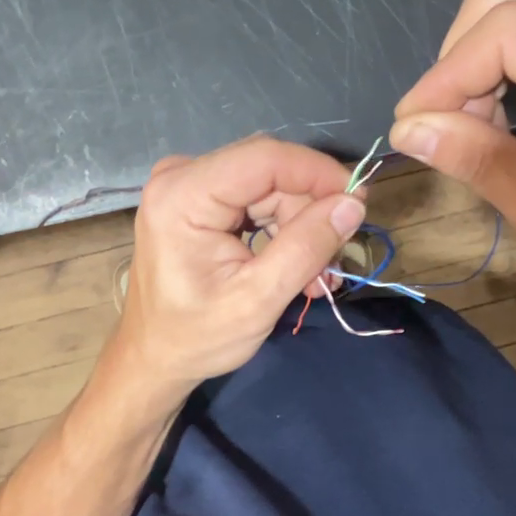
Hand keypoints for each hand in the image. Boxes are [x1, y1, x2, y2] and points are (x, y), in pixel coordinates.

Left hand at [107, 136, 366, 391]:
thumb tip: (354, 203)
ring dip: (301, 228)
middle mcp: (180, 176)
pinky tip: (297, 267)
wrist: (154, 357)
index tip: (360, 204)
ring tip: (317, 279)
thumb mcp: (258, 300)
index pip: (266, 158)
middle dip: (310, 213)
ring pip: (269, 187)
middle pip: (270, 172)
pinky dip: (281, 231)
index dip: (319, 174)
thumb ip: (306, 247)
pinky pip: (255, 199)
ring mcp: (187, 185)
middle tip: (333, 265)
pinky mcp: (197, 200)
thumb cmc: (197, 337)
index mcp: (182, 196)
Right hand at [389, 0, 515, 264]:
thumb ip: (475, 160)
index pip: (507, 31)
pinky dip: (496, 23)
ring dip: (473, 38)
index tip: (411, 124)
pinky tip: (496, 75)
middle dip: (458, 60)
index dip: (447, 74)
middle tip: (455, 125)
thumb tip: (407, 127)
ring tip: (477, 101)